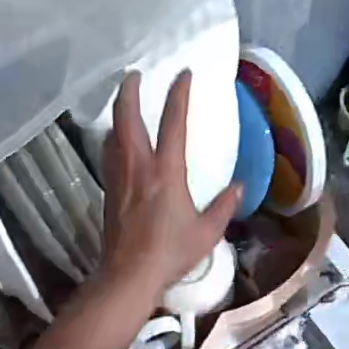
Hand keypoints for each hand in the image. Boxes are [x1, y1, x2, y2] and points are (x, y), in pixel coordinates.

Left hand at [98, 69, 242, 300]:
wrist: (129, 274)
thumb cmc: (170, 253)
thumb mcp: (207, 232)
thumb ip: (224, 207)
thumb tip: (240, 187)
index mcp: (166, 172)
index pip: (172, 123)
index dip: (178, 95)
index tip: (182, 74)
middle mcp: (138, 168)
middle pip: (126, 119)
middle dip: (128, 91)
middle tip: (133, 74)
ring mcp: (118, 178)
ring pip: (112, 135)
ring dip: (117, 114)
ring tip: (124, 104)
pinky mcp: (108, 191)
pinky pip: (108, 155)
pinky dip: (112, 139)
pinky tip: (116, 141)